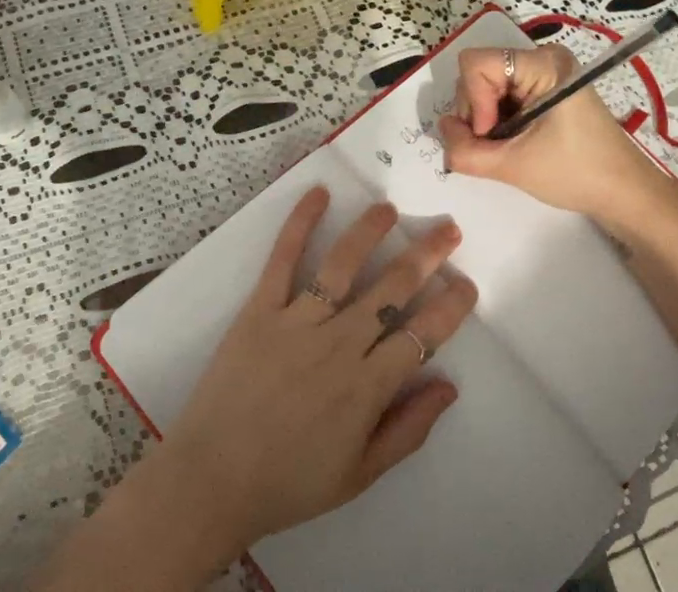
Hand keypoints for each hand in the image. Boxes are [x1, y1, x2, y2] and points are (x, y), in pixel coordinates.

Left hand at [157, 187, 478, 554]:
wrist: (211, 479)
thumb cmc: (288, 482)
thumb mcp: (359, 474)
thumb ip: (408, 430)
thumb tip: (448, 386)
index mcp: (367, 387)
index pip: (421, 335)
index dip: (450, 307)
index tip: (466, 283)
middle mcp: (339, 344)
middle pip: (391, 290)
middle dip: (426, 256)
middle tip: (448, 229)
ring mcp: (297, 322)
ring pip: (343, 265)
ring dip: (371, 231)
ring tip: (390, 209)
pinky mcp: (258, 311)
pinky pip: (282, 261)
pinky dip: (300, 224)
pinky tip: (318, 195)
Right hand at [438, 45, 660, 225]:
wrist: (624, 193)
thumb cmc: (577, 174)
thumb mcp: (512, 166)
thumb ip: (465, 150)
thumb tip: (443, 130)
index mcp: (543, 64)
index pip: (475, 64)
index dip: (473, 101)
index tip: (491, 133)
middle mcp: (543, 58)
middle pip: (478, 73)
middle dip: (477, 112)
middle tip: (498, 146)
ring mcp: (544, 73)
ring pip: (486, 86)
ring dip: (485, 120)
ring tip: (508, 147)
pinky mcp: (544, 90)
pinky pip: (502, 95)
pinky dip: (498, 121)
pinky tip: (513, 143)